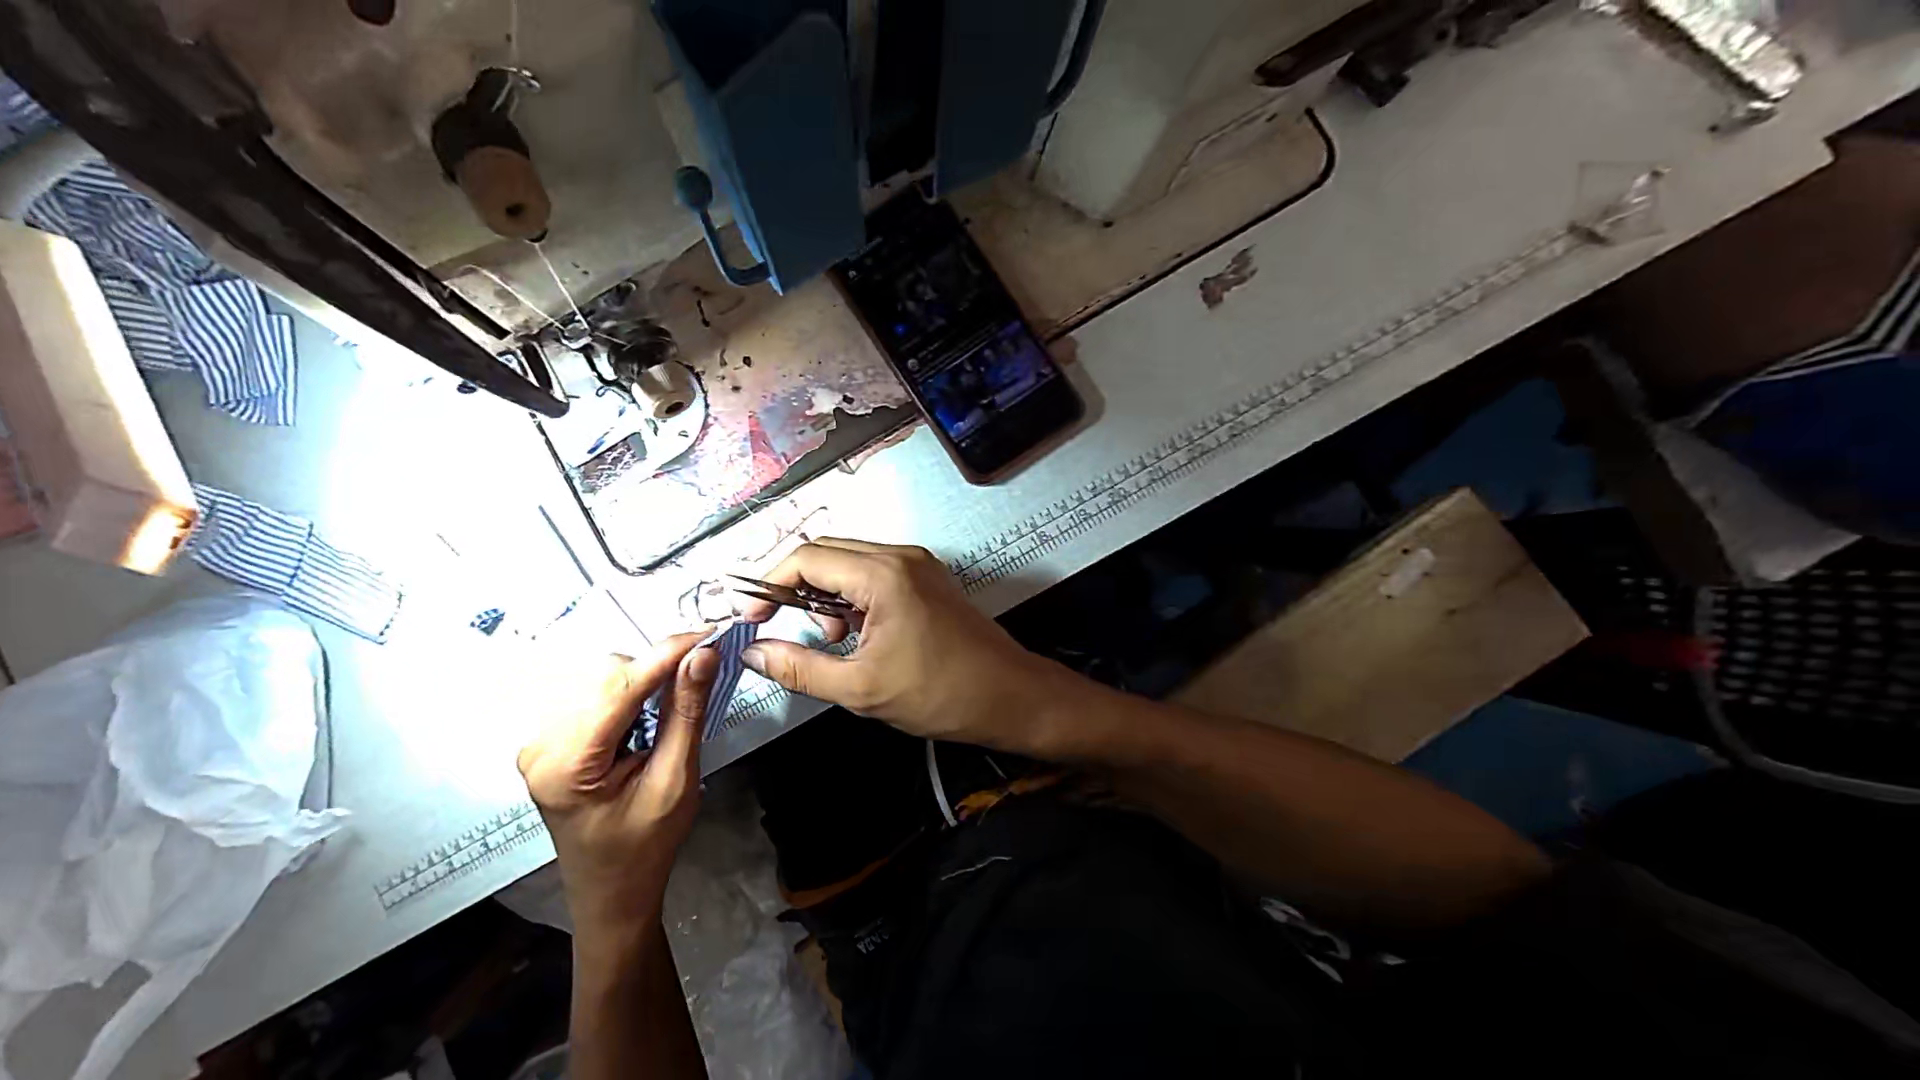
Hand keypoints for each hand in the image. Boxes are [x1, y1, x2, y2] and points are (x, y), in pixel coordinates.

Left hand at [517, 633, 717, 940]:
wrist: (612, 891)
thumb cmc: (643, 848)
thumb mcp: (675, 780)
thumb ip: (686, 713)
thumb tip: (702, 656)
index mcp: (565, 763)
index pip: (620, 685)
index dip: (667, 654)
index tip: (708, 635)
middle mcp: (541, 744)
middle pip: (608, 675)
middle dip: (658, 670)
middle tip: (700, 675)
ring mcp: (540, 741)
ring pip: (603, 678)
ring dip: (646, 681)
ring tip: (672, 710)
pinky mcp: (551, 738)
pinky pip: (596, 693)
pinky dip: (631, 693)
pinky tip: (647, 718)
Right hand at [736, 539, 1067, 751]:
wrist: (1011, 696)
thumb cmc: (943, 694)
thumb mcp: (861, 689)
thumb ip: (799, 667)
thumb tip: (755, 653)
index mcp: (884, 574)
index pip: (806, 557)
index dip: (769, 584)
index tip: (753, 617)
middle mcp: (901, 556)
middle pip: (826, 553)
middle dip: (797, 590)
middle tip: (787, 630)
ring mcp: (918, 564)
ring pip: (849, 563)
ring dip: (826, 595)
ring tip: (833, 640)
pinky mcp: (927, 579)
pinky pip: (874, 574)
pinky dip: (853, 598)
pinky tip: (858, 634)